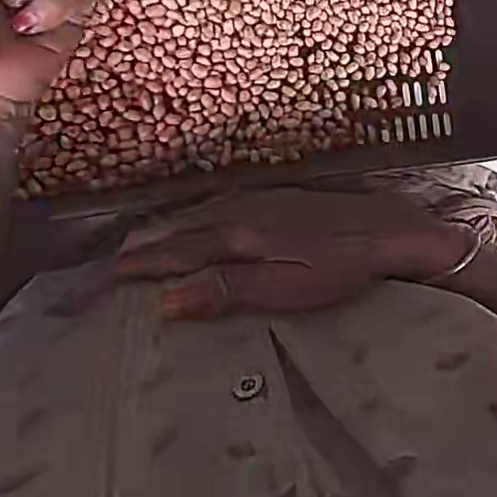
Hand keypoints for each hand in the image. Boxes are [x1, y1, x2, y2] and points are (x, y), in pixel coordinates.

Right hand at [114, 189, 472, 318]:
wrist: (388, 230)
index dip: (143, 265)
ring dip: (172, 225)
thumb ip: (228, 289)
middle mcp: (246, 211)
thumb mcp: (286, 288)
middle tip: (114, 259)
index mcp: (241, 236)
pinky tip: (205, 215)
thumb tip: (165, 299)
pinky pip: (227, 202)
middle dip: (148, 243)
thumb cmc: (341, 266)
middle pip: (185, 228)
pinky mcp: (285, 197)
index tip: (108, 276)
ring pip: (204, 212)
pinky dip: (203, 212)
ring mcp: (266, 199)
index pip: (178, 252)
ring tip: (146, 237)